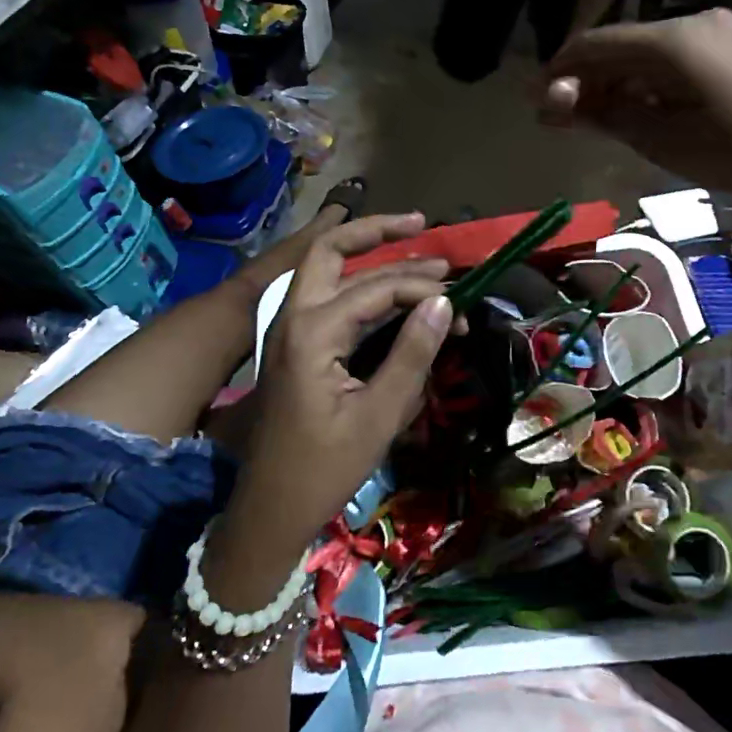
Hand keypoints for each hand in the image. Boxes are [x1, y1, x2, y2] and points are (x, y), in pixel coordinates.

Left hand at [217, 214, 454, 575]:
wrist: (271, 507)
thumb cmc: (326, 467)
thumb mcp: (380, 415)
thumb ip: (412, 354)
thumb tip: (444, 303)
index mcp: (312, 332)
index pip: (376, 287)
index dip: (422, 288)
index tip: (460, 304)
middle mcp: (293, 317)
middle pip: (330, 251)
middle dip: (376, 232)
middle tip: (422, 225)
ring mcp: (287, 328)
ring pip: (324, 268)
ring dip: (366, 253)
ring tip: (414, 248)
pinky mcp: (292, 344)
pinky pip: (324, 295)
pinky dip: (356, 282)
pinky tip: (386, 288)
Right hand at [540, 10, 731, 203]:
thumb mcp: (663, 139)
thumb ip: (605, 115)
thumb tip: (555, 104)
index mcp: (673, 38)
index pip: (595, 45)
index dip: (559, 74)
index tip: (536, 107)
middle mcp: (694, 22)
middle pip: (621, 47)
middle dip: (587, 82)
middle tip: (562, 122)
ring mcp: (720, 34)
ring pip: (647, 56)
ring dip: (617, 86)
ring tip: (597, 125)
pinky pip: (675, 63)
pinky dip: (648, 86)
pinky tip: (642, 115)